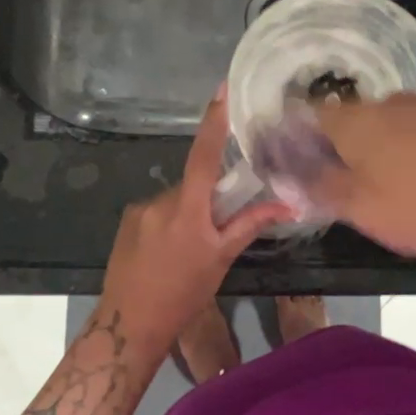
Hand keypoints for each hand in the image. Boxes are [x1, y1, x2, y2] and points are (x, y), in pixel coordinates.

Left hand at [99, 87, 291, 351]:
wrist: (129, 324)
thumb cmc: (182, 295)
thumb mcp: (221, 261)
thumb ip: (250, 226)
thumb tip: (288, 205)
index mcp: (187, 208)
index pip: (204, 155)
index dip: (214, 121)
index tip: (221, 90)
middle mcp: (160, 200)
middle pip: (192, 183)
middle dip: (207, 198)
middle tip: (216, 228)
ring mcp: (139, 210)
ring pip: (175, 200)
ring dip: (187, 214)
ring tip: (189, 251)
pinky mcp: (127, 221)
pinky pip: (157, 211)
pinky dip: (169, 223)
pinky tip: (169, 253)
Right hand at [258, 95, 415, 262]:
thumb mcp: (372, 211)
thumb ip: (324, 191)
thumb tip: (286, 175)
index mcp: (352, 122)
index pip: (300, 122)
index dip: (286, 148)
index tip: (282, 179)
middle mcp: (384, 105)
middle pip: (340, 127)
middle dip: (328, 158)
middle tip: (328, 200)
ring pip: (380, 135)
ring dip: (369, 163)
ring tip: (376, 203)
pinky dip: (407, 165)